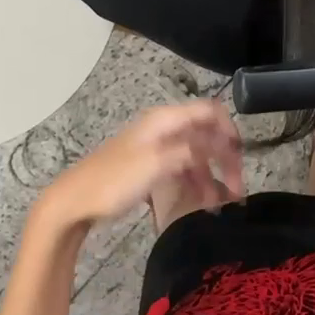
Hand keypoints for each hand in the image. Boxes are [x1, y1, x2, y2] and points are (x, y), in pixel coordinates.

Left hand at [34, 101, 243, 230]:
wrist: (73, 202)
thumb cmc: (113, 182)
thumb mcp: (157, 164)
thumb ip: (192, 151)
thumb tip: (219, 145)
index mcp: (165, 120)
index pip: (210, 112)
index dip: (230, 130)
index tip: (240, 157)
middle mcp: (163, 128)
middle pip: (206, 134)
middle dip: (225, 158)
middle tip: (237, 187)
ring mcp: (157, 147)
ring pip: (196, 155)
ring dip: (212, 175)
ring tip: (222, 203)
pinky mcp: (151, 166)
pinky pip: (183, 169)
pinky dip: (196, 182)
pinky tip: (203, 202)